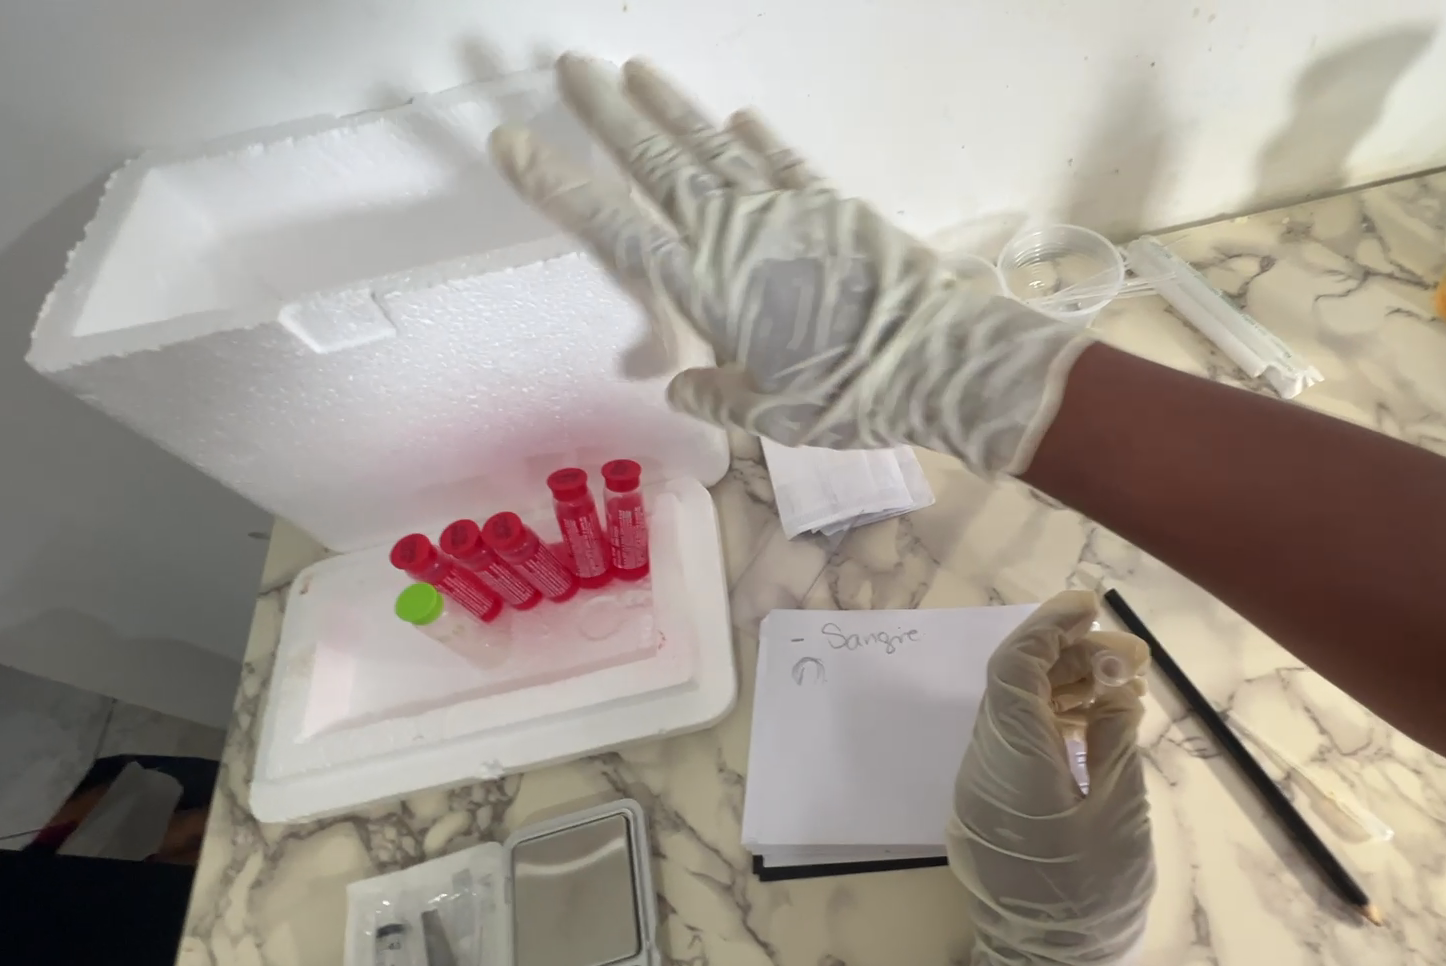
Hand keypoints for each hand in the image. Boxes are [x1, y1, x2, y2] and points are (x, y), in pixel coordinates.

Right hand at [488, 55, 1090, 475]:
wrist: (931, 361)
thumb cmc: (846, 396)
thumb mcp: (771, 414)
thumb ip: (718, 396)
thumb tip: (680, 389)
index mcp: (708, 288)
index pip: (616, 230)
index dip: (561, 189)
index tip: (514, 145)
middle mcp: (736, 234)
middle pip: (658, 164)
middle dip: (609, 117)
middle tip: (570, 70)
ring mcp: (787, 211)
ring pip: (714, 147)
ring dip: (671, 109)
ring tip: (634, 71)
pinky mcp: (833, 205)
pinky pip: (786, 162)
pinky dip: (759, 139)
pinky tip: (740, 118)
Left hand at [941, 592, 1154, 965]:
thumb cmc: (1092, 901)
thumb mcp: (1119, 815)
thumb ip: (1112, 738)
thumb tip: (1114, 683)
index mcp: (1013, 765)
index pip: (1014, 672)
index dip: (1046, 629)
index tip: (1086, 605)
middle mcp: (984, 764)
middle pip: (1016, 684)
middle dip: (1069, 655)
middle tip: (1128, 654)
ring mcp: (981, 782)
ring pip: (1017, 708)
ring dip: (1065, 684)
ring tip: (1124, 679)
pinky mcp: (991, 798)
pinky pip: (1018, 738)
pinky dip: (1055, 717)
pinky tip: (1097, 714)